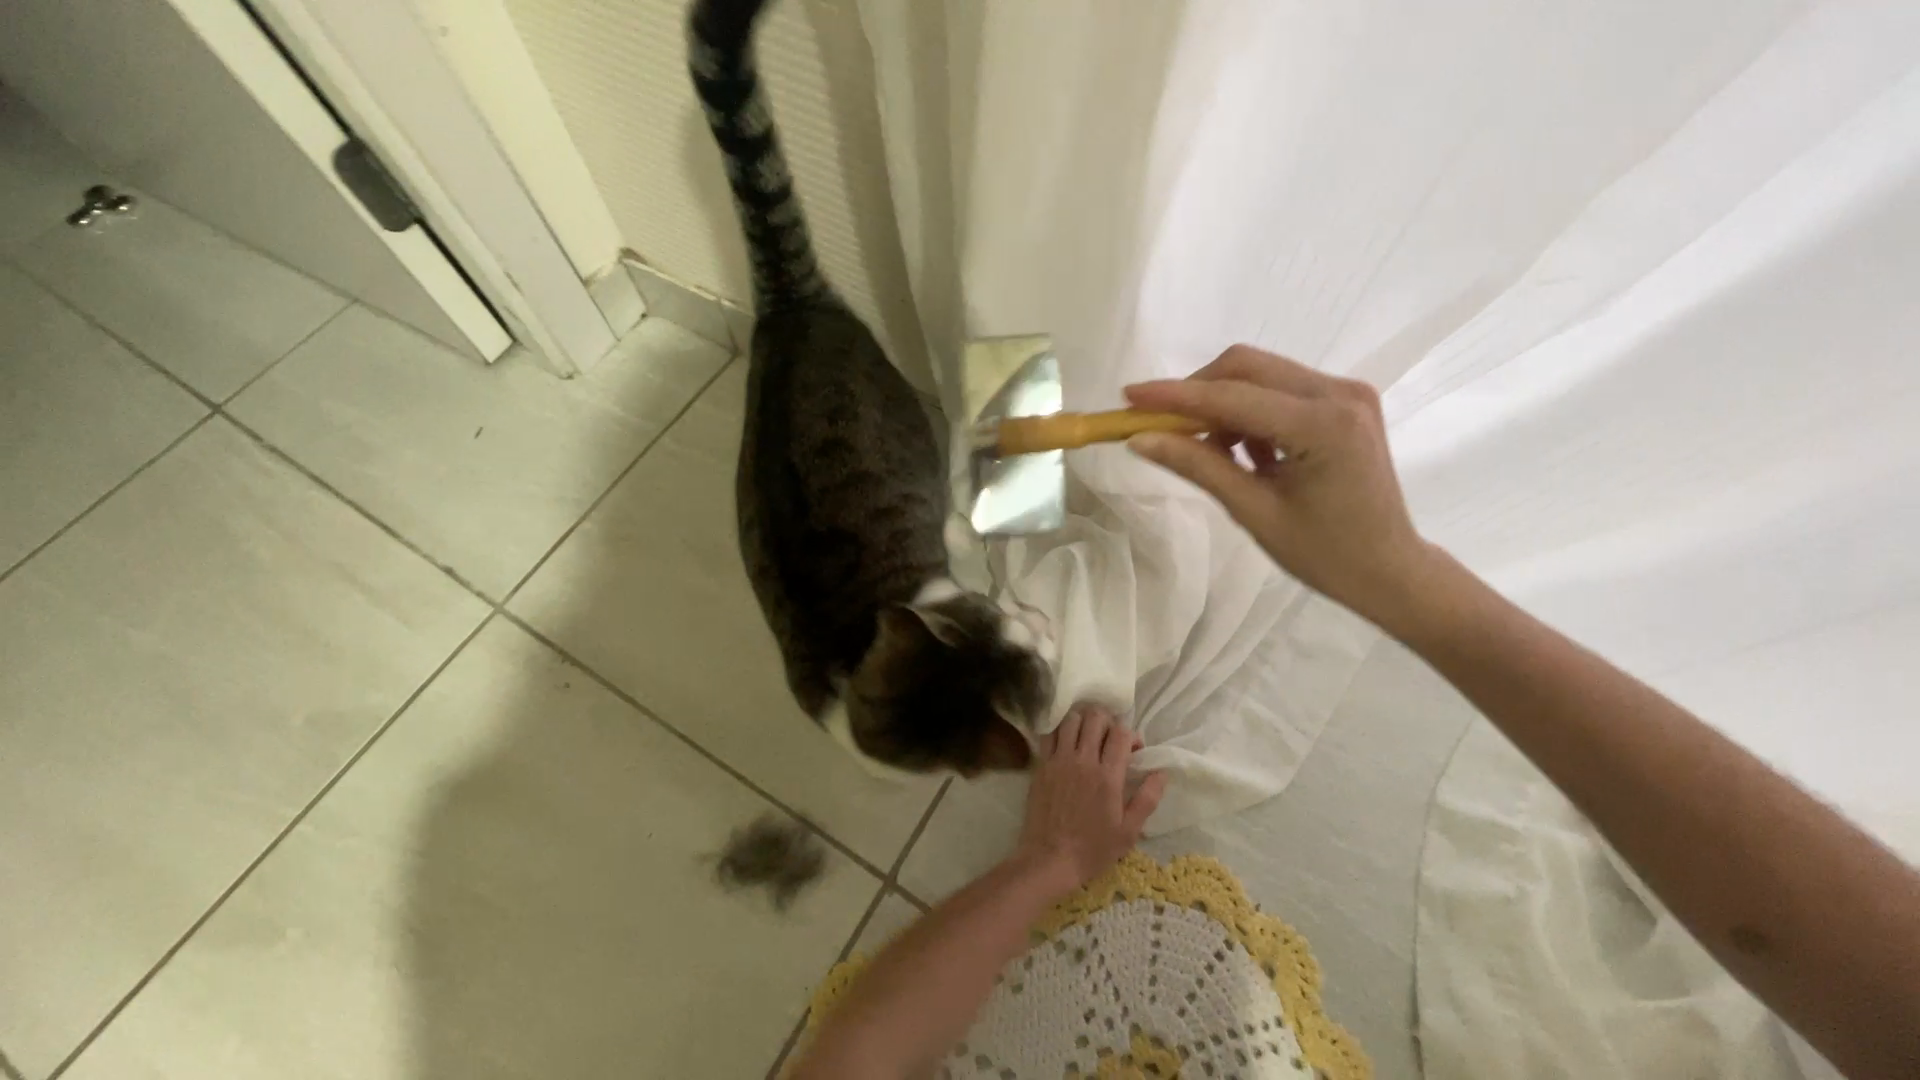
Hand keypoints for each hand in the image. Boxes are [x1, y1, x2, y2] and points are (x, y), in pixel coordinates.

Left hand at [1014, 704, 1166, 891]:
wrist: (1050, 859)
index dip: (1131, 735)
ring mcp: (1059, 760)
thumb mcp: (1129, 831)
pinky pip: (1049, 734)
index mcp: (1107, 776)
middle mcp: (1083, 761)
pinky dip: (1060, 731)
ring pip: (1071, 720)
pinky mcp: (1041, 765)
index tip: (1133, 750)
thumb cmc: (1093, 849)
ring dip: (1084, 723)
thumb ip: (1147, 799)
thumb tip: (1161, 773)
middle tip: (1110, 740)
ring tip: (1088, 739)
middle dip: (1108, 723)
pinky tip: (1067, 743)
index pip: (1120, 733)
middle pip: (1095, 718)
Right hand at [1125, 345, 1440, 628]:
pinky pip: (1279, 388)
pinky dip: (1248, 410)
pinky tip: (1245, 450)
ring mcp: (1347, 392)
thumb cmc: (1324, 554)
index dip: (1175, 396)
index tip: (1128, 396)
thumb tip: (1140, 439)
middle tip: (1158, 424)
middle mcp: (1339, 394)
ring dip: (1222, 403)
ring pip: (1261, 373)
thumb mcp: (1253, 512)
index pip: (1232, 396)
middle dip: (1196, 392)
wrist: (1390, 569)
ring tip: (1211, 451)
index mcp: (1323, 426)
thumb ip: (1198, 466)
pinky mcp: (1346, 400)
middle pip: (1246, 367)